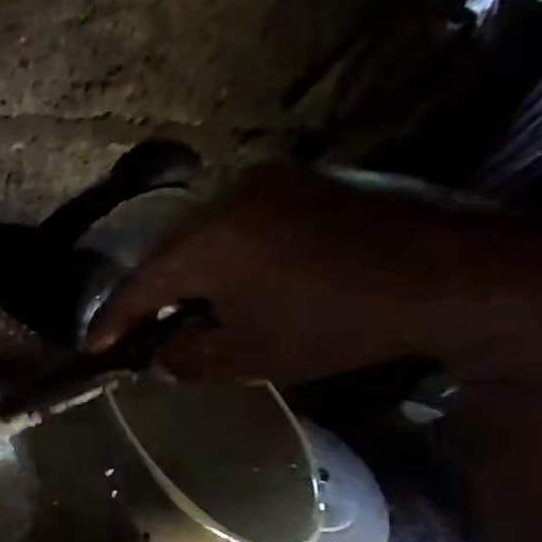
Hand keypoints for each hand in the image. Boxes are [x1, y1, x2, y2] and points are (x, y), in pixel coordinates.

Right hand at [86, 167, 541, 386]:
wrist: (447, 275)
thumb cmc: (337, 325)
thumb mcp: (254, 357)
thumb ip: (192, 358)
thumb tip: (160, 358)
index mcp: (210, 241)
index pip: (141, 284)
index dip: (112, 320)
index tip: (93, 348)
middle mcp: (230, 197)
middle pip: (168, 252)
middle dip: (148, 296)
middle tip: (135, 333)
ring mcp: (271, 183)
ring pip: (204, 233)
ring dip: (187, 274)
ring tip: (181, 312)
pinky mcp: (304, 183)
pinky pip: (239, 221)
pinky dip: (223, 256)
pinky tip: (231, 283)